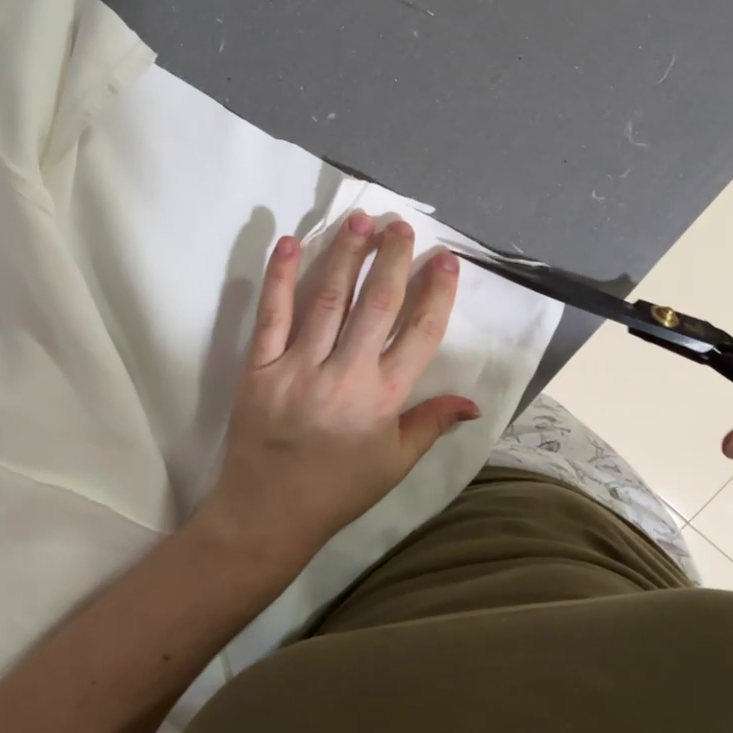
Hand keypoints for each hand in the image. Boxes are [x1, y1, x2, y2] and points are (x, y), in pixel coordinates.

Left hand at [199, 211, 478, 562]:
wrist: (268, 513)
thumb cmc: (337, 490)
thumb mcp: (393, 464)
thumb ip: (430, 425)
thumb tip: (473, 402)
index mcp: (383, 400)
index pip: (418, 334)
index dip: (435, 294)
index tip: (444, 260)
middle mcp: (345, 376)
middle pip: (375, 305)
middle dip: (392, 259)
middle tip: (401, 225)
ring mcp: (298, 369)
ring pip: (327, 299)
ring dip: (346, 255)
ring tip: (360, 220)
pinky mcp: (259, 369)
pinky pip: (271, 315)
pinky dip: (281, 277)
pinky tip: (291, 243)